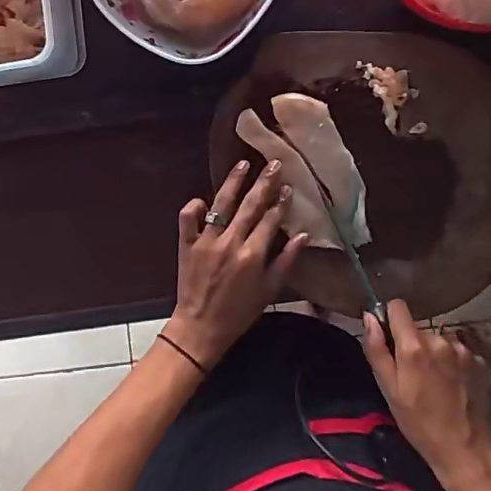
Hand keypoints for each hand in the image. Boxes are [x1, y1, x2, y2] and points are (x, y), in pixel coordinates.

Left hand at [163, 160, 310, 369]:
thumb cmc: (239, 311)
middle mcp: (230, 243)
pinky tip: (203, 199)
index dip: (281, 202)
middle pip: (250, 205)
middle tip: (274, 164)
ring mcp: (206, 241)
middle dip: (264, 183)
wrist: (200, 327)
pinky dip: (194, 206)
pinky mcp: (186, 244)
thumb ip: (286, 261)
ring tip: (243, 164)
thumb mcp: (269, 290)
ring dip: (233, 182)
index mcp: (252, 255)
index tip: (288, 186)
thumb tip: (303, 235)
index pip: (270, 220)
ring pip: (221, 204)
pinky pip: (187, 218)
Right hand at [363, 299, 490, 480]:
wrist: (467, 451)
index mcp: (414, 345)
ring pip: (438, 338)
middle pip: (419, 327)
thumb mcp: (388, 389)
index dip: (391, 318)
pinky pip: (457, 350)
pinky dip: (453, 361)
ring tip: (435, 381)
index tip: (391, 338)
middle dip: (413, 343)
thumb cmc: (419, 423)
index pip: (398, 306)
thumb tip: (369, 317)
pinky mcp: (480, 360)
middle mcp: (440, 340)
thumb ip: (376, 349)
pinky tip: (454, 385)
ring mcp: (463, 350)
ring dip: (434, 352)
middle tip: (413, 374)